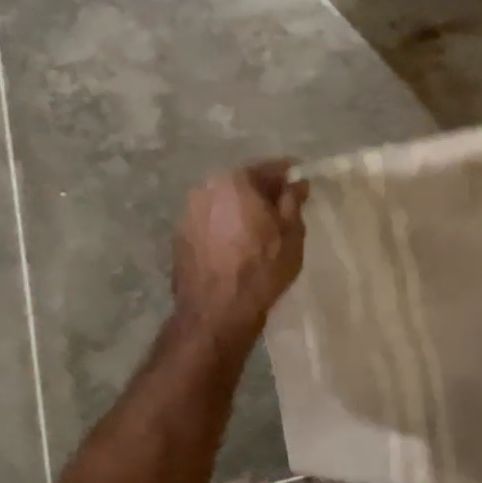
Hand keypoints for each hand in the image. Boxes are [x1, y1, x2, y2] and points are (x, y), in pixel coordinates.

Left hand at [171, 160, 309, 341]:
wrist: (216, 313)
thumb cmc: (261, 268)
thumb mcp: (291, 233)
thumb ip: (293, 200)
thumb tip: (296, 183)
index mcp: (233, 180)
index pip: (268, 168)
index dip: (289, 176)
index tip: (302, 184)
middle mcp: (205, 189)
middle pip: (243, 184)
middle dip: (263, 193)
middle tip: (284, 210)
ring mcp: (188, 213)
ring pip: (224, 203)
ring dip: (242, 211)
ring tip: (261, 231)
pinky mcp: (179, 237)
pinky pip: (211, 222)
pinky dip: (225, 227)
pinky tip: (239, 246)